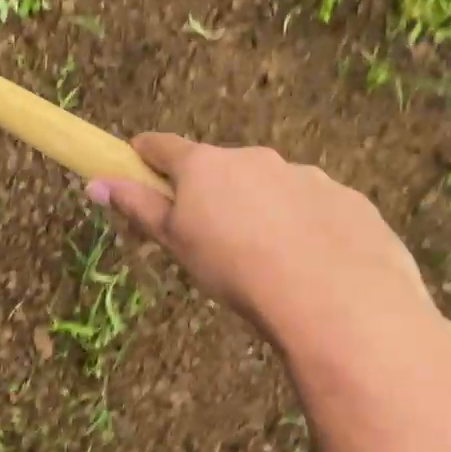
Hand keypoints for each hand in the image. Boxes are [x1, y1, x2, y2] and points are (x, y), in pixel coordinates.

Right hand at [87, 134, 434, 353]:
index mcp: (204, 164)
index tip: (138, 180)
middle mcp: (255, 159)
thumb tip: (95, 183)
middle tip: (205, 234)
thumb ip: (136, 205)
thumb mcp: (172, 240)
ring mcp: (311, 179)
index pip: (158, 144)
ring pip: (270, 186)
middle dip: (208, 191)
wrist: (343, 307)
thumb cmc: (235, 268)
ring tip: (265, 255)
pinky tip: (309, 262)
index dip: (142, 159)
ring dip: (258, 207)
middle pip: (218, 167)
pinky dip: (305, 224)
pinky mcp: (356, 204)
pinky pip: (316, 207)